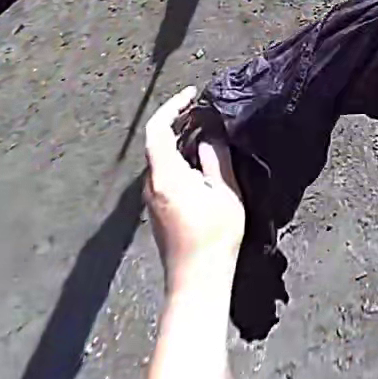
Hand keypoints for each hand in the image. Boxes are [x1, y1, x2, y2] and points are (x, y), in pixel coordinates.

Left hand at [144, 88, 243, 294]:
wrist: (196, 283)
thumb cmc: (214, 237)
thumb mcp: (224, 192)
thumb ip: (216, 158)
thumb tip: (209, 136)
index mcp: (166, 176)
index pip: (158, 129)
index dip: (172, 106)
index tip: (192, 95)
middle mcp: (152, 185)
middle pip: (157, 141)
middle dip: (178, 120)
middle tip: (202, 109)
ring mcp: (153, 199)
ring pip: (161, 157)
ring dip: (179, 139)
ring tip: (204, 130)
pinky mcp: (159, 210)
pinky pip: (164, 172)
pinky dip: (179, 156)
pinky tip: (199, 160)